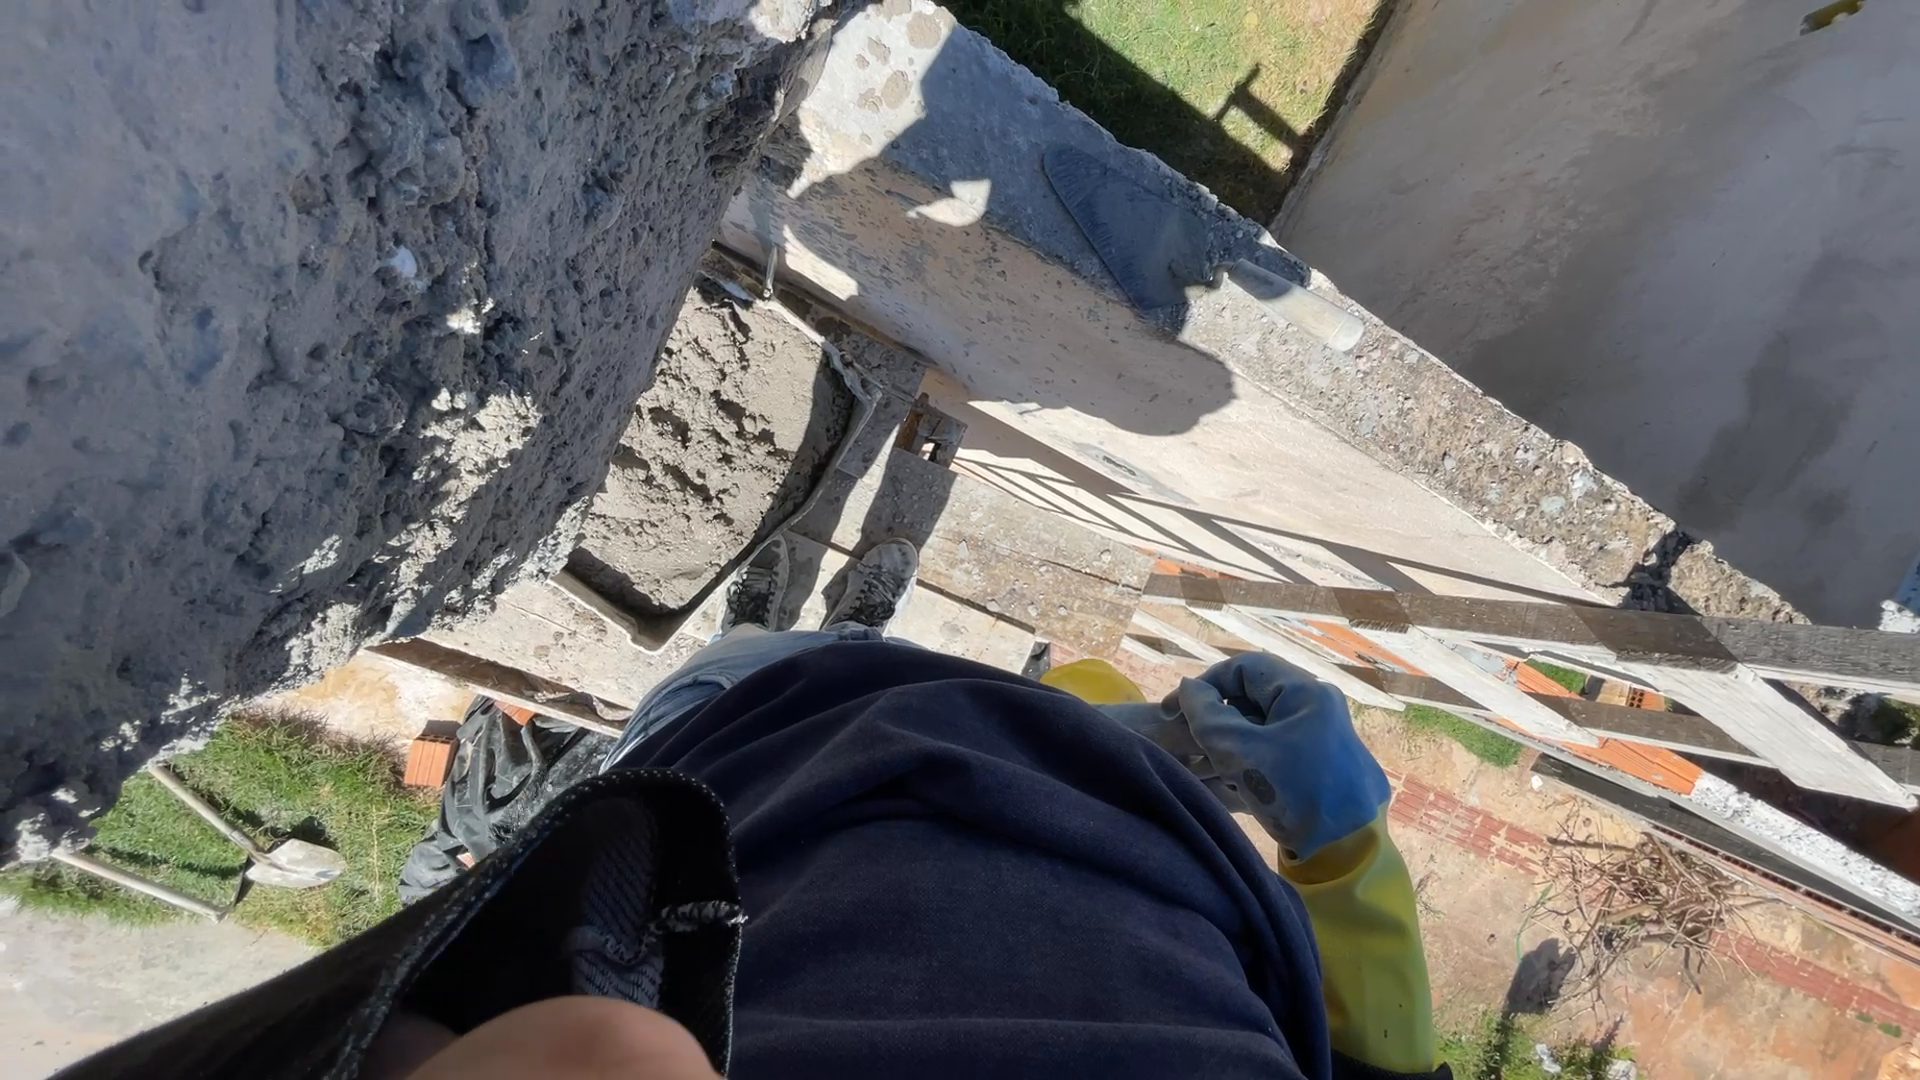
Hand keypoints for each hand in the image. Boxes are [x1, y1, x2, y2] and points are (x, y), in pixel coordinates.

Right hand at [1105, 653, 1389, 859]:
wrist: (1348, 853)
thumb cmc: (1292, 794)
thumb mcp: (1236, 750)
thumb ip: (1203, 712)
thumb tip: (1189, 689)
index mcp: (1306, 691)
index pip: (1241, 668)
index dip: (1203, 684)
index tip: (1174, 710)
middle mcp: (1321, 702)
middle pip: (1254, 691)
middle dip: (1218, 709)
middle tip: (1192, 733)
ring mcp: (1327, 729)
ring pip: (1265, 715)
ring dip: (1234, 730)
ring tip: (1214, 757)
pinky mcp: (1327, 755)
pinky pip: (1280, 736)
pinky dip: (1254, 746)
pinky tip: (1241, 773)